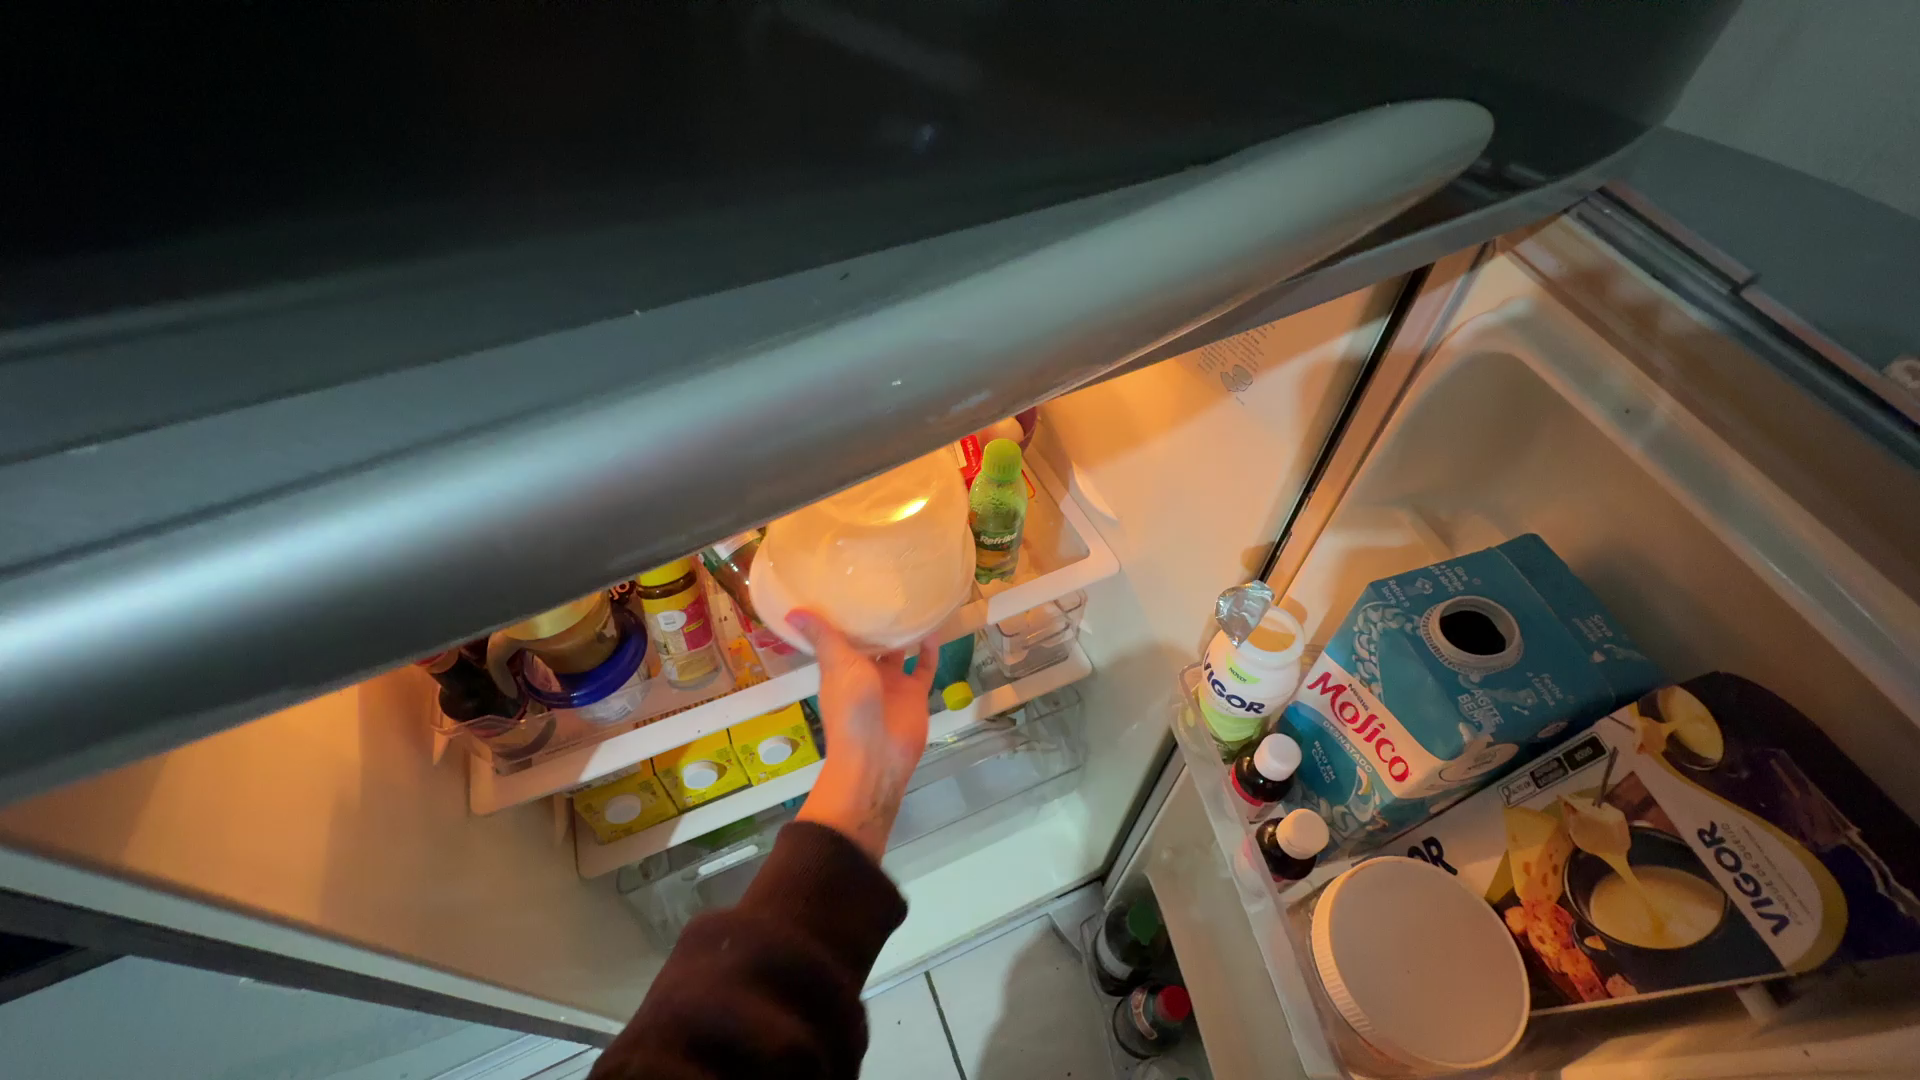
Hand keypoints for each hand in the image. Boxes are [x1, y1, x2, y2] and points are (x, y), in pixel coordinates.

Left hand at [789, 609, 937, 859]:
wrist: (878, 755)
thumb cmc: (851, 708)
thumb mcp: (836, 666)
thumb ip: (822, 637)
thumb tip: (792, 611)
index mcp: (841, 668)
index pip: (842, 636)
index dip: (846, 615)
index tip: (851, 584)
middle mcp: (866, 673)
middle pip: (872, 643)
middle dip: (877, 621)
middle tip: (888, 584)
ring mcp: (892, 684)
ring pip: (900, 651)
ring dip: (906, 632)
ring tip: (914, 599)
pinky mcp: (915, 692)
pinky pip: (924, 666)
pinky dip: (929, 649)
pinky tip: (934, 627)